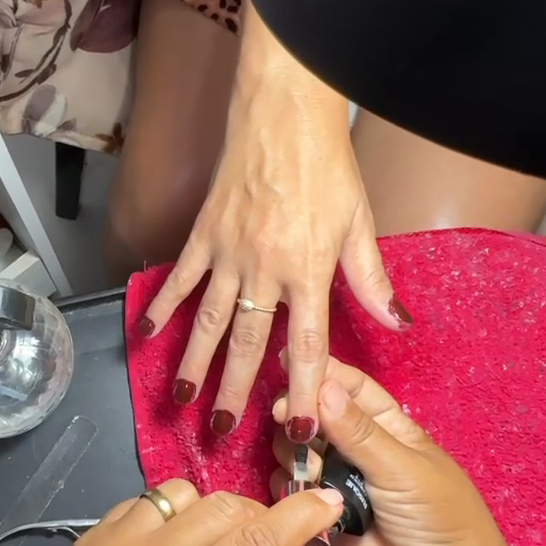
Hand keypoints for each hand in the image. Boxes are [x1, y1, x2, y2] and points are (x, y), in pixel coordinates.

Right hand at [137, 29, 406, 443]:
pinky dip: (163, 305)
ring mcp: (228, 254)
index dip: (307, 393)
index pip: (309, 345)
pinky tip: (148, 332)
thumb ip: (370, 279)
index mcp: (310, 271)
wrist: (282, 112)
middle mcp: (266, 270)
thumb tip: (397, 324)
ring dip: (195, 361)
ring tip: (182, 396)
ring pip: (210, 319)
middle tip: (222, 430)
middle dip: (236, 391)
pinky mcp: (204, 234)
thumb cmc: (327, 165)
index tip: (302, 433)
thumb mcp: (359, 221)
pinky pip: (181, 277)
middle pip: (250, 343)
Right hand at [269, 358, 523, 545]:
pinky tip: (301, 494)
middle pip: (312, 414)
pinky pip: (288, 487)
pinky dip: (287, 485)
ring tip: (310, 469)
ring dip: (294, 451)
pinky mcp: (317, 511)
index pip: (349, 387)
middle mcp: (355, 448)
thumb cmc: (440, 518)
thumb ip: (358, 432)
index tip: (289, 362)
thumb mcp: (403, 468)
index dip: (321, 373)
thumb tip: (322, 386)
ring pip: (294, 449)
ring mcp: (334, 479)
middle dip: (298, 414)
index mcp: (386, 426)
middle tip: (288, 421)